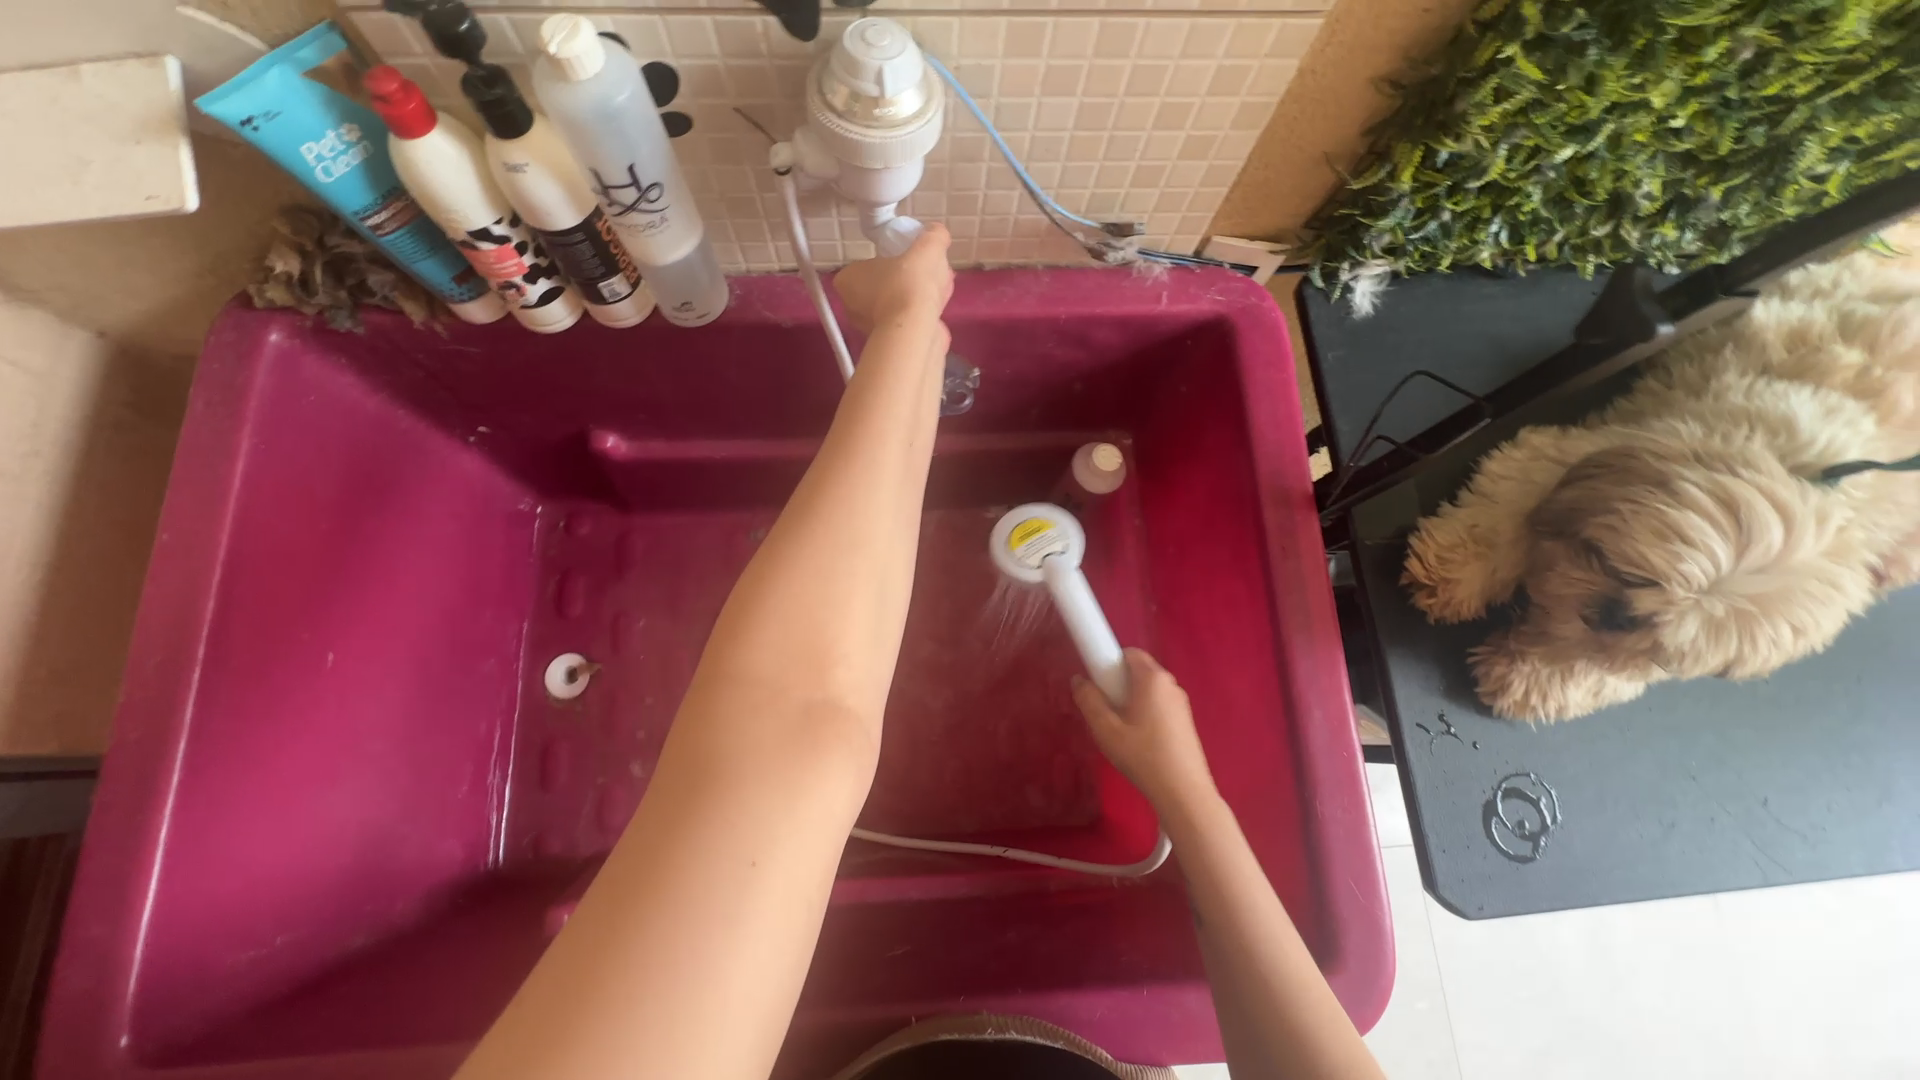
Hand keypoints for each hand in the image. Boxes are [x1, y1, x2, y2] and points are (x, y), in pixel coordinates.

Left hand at [831, 224, 952, 331]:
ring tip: (934, 295)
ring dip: (911, 302)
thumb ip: (933, 236)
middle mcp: (851, 307)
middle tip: (923, 277)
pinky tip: (933, 314)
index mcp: (847, 280)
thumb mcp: (926, 247)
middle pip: (879, 288)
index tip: (905, 260)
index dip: (886, 262)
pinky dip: (916, 320)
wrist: (915, 327)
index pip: (864, 266)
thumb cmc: (909, 282)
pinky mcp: (888, 345)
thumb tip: (937, 233)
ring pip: (892, 308)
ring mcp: (868, 330)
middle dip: (901, 283)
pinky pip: (903, 325)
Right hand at [1072, 649, 1216, 811]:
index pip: (1128, 652)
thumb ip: (1089, 700)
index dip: (1109, 663)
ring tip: (1121, 732)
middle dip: (1118, 684)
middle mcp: (1170, 684)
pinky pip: (1159, 706)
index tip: (1098, 686)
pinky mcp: (1186, 722)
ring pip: (1148, 691)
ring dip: (1131, 702)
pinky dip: (1145, 714)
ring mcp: (1181, 703)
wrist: (1183, 792)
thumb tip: (1079, 680)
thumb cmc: (1142, 755)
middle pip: (1138, 671)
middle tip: (1106, 712)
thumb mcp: (1106, 730)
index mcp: (1152, 678)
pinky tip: (1139, 743)